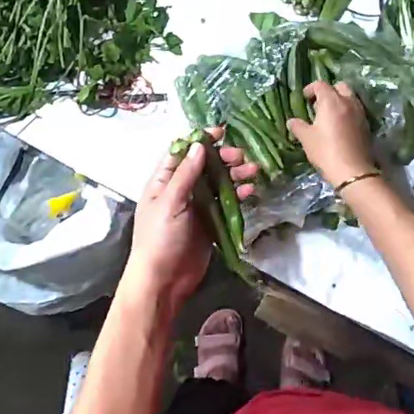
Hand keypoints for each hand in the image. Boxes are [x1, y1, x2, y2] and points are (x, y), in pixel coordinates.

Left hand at [125, 126, 258, 312]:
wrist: (163, 281)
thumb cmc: (159, 238)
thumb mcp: (170, 202)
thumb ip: (185, 174)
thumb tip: (198, 145)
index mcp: (163, 181)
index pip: (182, 152)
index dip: (200, 140)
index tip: (220, 132)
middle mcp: (180, 190)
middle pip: (204, 166)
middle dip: (223, 158)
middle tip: (241, 156)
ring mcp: (196, 206)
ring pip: (218, 183)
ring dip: (235, 174)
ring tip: (253, 170)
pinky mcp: (209, 222)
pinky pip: (225, 203)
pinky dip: (237, 194)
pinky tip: (250, 190)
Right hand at [287, 82, 376, 186]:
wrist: (353, 171)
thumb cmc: (325, 151)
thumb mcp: (306, 138)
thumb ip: (298, 126)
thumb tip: (291, 121)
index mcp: (331, 101)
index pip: (321, 85)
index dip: (310, 89)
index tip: (304, 98)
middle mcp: (348, 102)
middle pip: (340, 86)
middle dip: (329, 91)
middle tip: (319, 104)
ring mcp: (360, 113)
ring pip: (350, 98)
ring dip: (340, 101)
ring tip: (329, 115)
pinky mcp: (366, 125)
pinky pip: (356, 110)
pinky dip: (347, 112)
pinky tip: (340, 126)